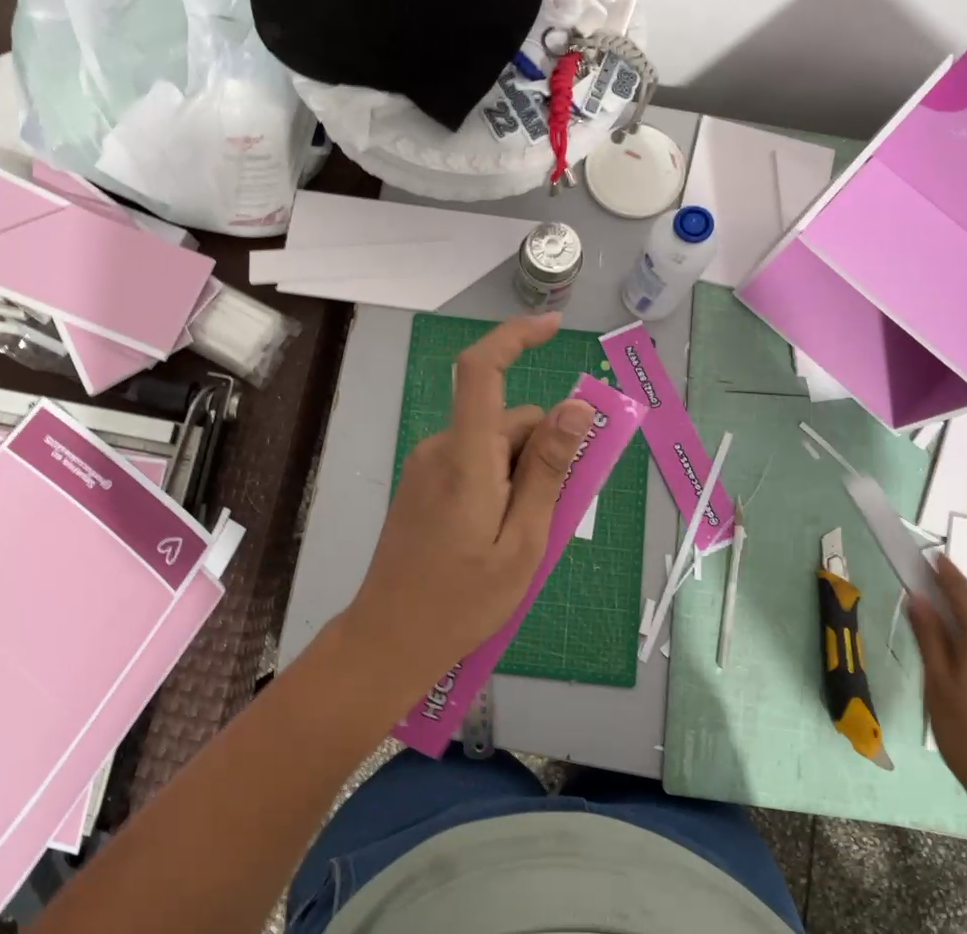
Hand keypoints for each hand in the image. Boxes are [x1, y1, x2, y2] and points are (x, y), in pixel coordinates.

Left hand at [341, 314, 596, 683]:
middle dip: (544, 451)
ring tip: (524, 538)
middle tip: (557, 516)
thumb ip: (549, 472)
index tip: (555, 328)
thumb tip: (576, 407)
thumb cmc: (463, 601)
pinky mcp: (422, 483)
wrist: (391, 638)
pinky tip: (499, 535)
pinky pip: (475, 464)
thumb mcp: (524, 543)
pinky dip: (500, 484)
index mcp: (465, 459)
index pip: (481, 371)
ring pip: (494, 445)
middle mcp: (440, 449)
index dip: (515, 337)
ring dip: (523, 475)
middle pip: (507, 421)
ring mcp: (426, 466)